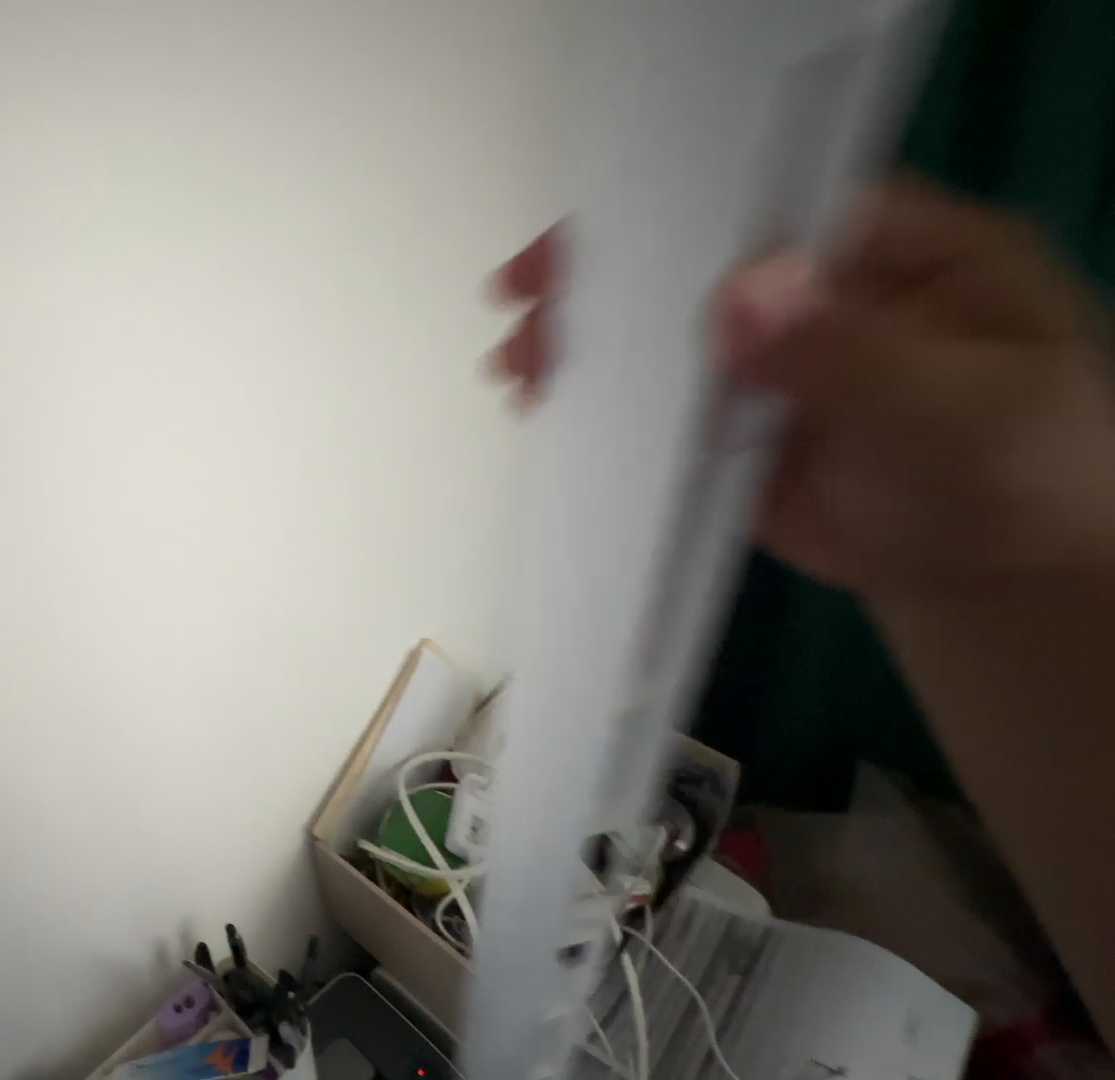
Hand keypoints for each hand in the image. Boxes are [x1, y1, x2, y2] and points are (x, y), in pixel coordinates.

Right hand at [489, 176, 1114, 601]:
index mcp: (891, 255)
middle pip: (684, 269)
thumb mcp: (949, 407)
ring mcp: (762, 361)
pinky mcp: (724, 421)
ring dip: (580, 345)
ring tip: (516, 371)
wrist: (983, 581)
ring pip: (654, 335)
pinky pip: (648, 401)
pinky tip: (545, 407)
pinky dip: (594, 402)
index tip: (575, 249)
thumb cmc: (1008, 481)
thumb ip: (844, 350)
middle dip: (596, 287)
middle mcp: (814, 294)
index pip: (761, 209)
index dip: (665, 216)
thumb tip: (737, 289)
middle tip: (521, 315)